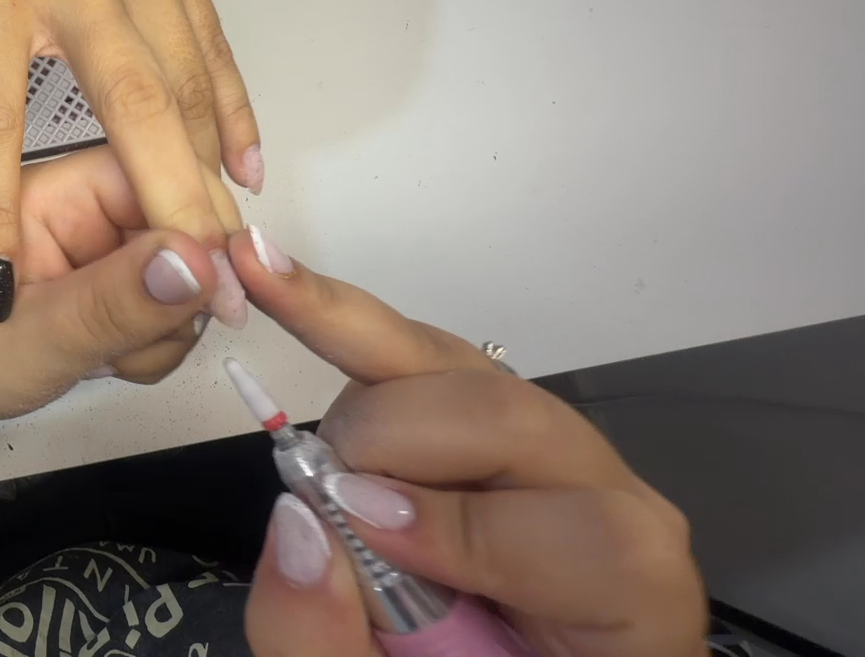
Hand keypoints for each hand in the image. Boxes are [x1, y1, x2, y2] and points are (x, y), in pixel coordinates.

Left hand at [0, 147, 243, 424]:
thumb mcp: (35, 336)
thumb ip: (114, 303)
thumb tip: (198, 261)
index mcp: (53, 190)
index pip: (150, 169)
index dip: (196, 226)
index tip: (218, 295)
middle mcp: (83, 205)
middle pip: (182, 218)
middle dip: (183, 290)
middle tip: (144, 340)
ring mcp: (102, 242)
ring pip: (188, 266)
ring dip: (170, 324)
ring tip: (113, 355)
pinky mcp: (114, 275)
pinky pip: (174, 297)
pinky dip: (162, 337)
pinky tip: (117, 356)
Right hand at [228, 228, 706, 655]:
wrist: (438, 645)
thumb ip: (322, 643)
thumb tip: (296, 521)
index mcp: (626, 612)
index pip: (604, 542)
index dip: (475, 529)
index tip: (360, 524)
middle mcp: (598, 502)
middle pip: (514, 417)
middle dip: (392, 442)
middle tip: (324, 491)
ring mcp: (528, 437)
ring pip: (449, 361)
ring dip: (356, 388)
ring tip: (313, 450)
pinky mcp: (455, 398)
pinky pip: (399, 343)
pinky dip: (322, 313)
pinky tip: (265, 273)